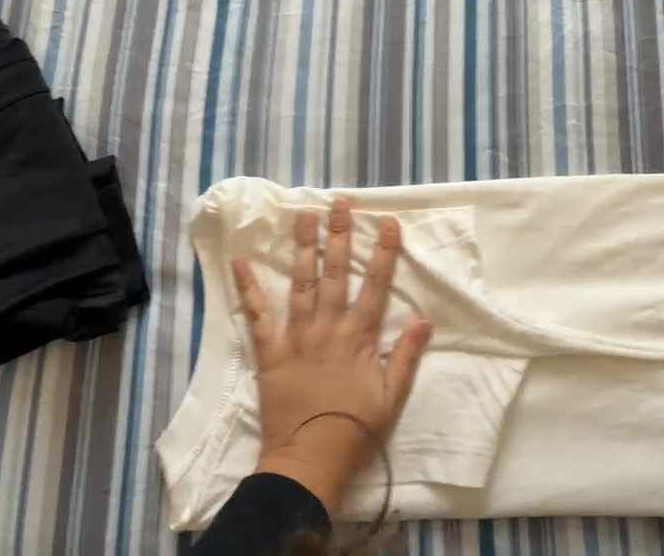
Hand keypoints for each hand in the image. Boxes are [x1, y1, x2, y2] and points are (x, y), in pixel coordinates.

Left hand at [230, 196, 432, 513]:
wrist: (309, 462)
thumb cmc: (354, 431)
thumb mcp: (392, 398)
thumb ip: (406, 356)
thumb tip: (423, 319)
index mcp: (359, 338)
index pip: (375, 286)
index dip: (383, 253)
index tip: (386, 222)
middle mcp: (329, 328)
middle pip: (336, 273)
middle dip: (339, 234)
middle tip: (339, 201)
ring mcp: (297, 337)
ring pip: (302, 283)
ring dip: (303, 247)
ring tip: (303, 214)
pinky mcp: (271, 352)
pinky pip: (258, 316)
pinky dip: (248, 289)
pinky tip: (240, 262)